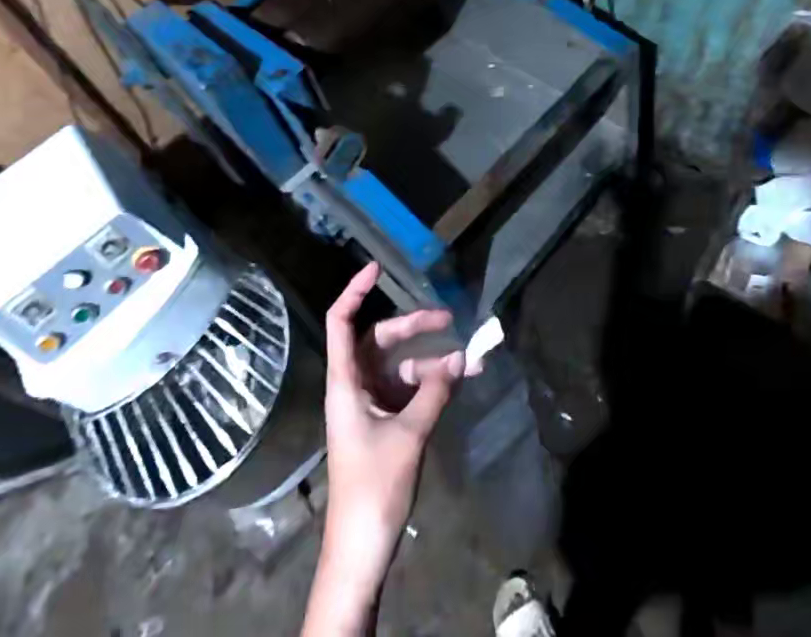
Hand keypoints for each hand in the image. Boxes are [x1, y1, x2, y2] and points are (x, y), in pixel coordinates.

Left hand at [301, 262, 463, 636]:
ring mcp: (368, 403)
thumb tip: (460, 358)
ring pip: (398, 366)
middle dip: (413, 327)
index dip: (354, 292)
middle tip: (449, 319)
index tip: (376, 268)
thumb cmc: (374, 486)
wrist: (362, 542)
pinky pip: (406, 390)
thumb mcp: (409, 434)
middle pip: (379, 340)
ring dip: (429, 361)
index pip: (341, 322)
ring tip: (469, 359)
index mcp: (344, 381)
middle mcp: (353, 384)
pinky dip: (430, 384)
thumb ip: (434, 393)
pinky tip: (457, 382)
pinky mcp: (382, 422)